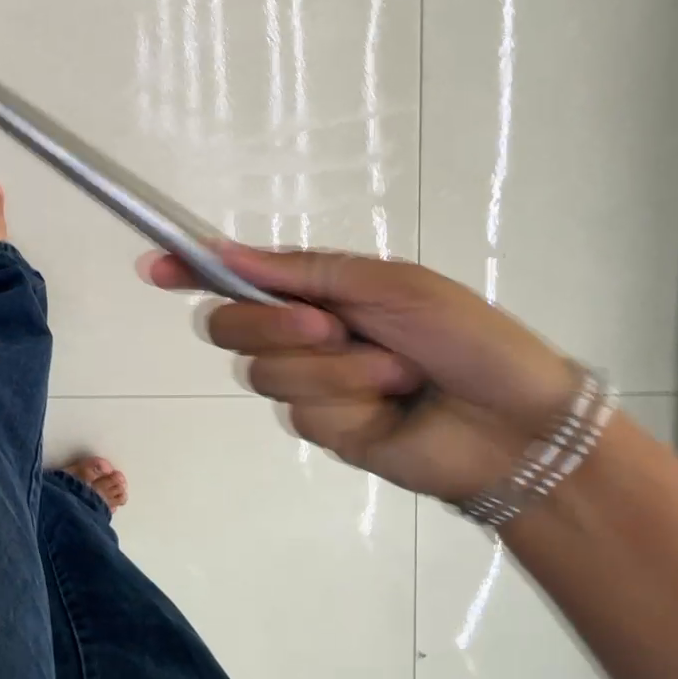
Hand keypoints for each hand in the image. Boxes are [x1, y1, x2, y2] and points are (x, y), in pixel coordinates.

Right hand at [141, 246, 578, 502]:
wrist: (525, 426)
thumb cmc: (467, 339)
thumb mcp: (389, 285)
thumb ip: (301, 270)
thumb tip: (221, 252)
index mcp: (307, 293)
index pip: (229, 278)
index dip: (185, 270)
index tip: (152, 267)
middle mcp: (292, 334)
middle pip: (224, 325)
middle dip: (271, 324)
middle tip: (328, 326)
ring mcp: (303, 381)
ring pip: (264, 371)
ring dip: (333, 369)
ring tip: (394, 373)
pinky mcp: (320, 425)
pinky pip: (300, 410)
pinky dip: (349, 403)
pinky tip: (389, 406)